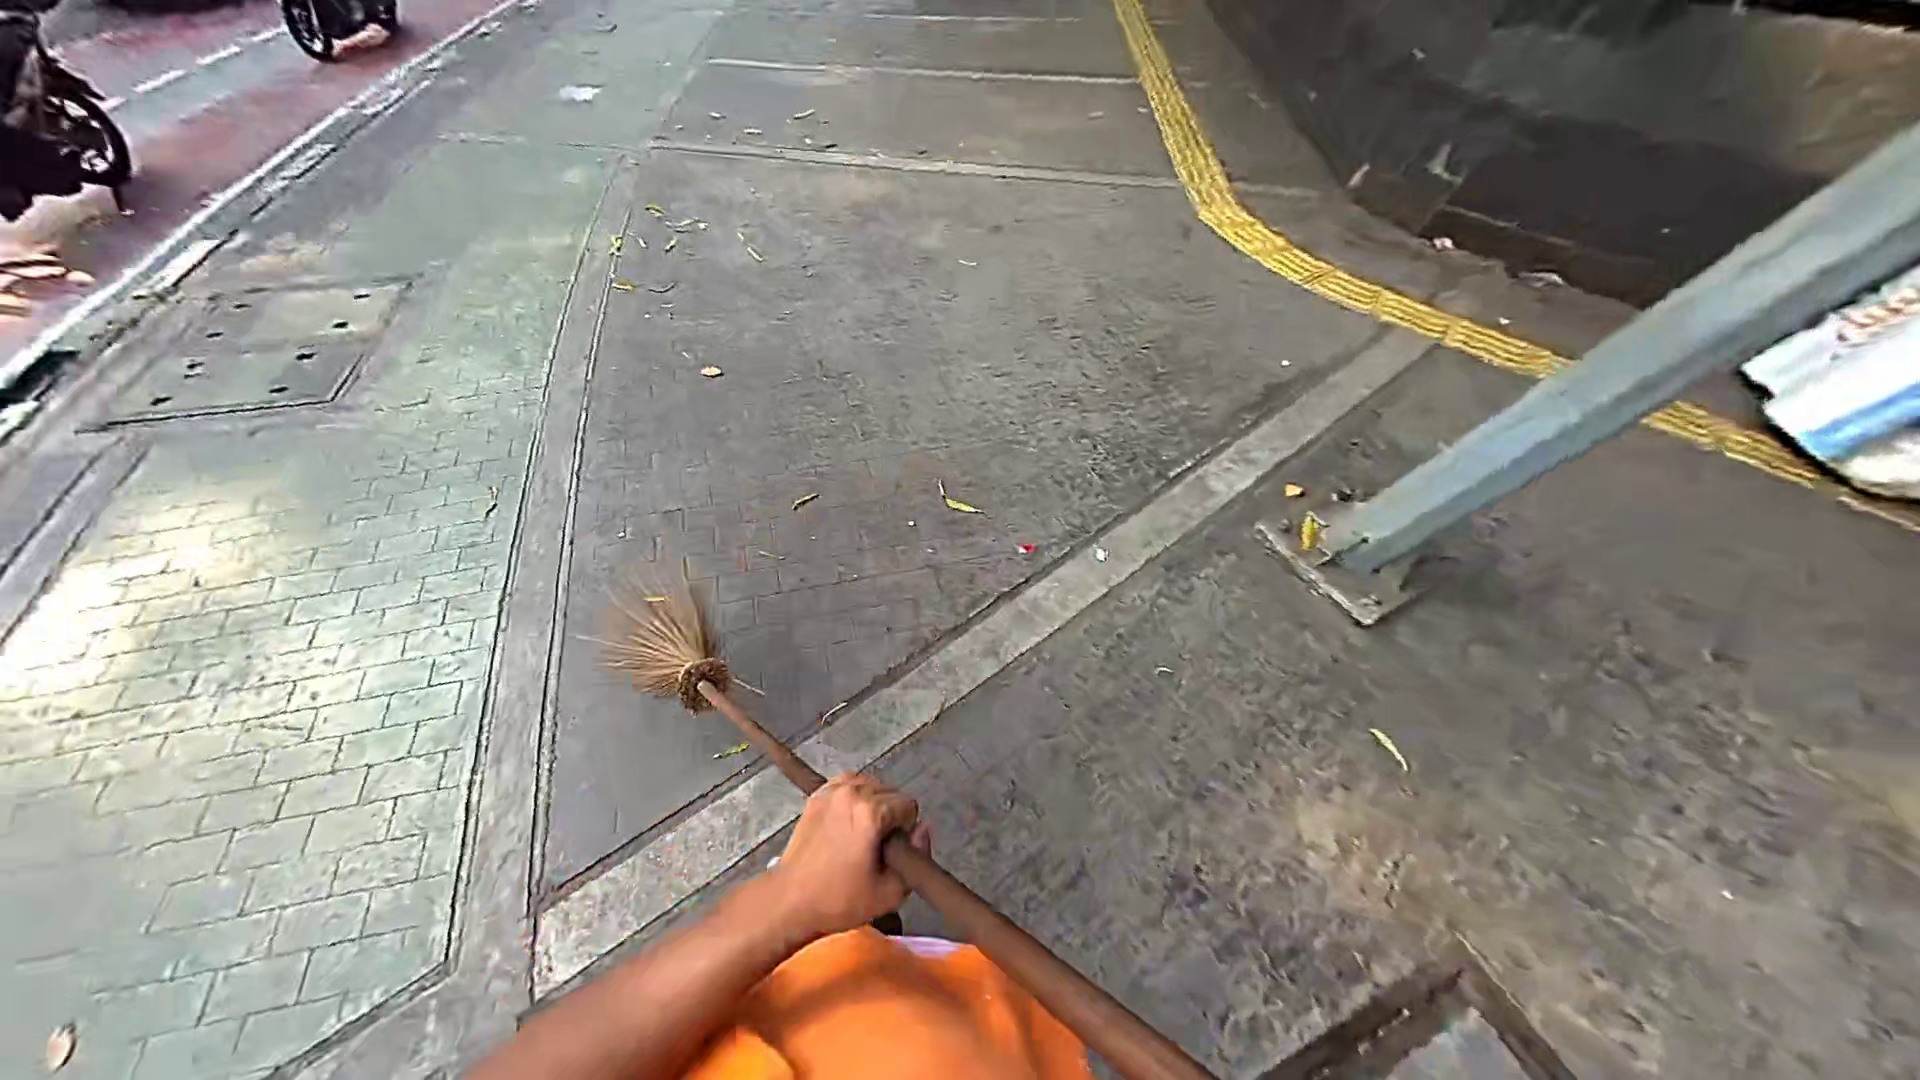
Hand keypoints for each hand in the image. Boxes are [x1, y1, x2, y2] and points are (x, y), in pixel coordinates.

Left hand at [767, 773, 931, 938]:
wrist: (790, 901)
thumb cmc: (839, 901)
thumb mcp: (891, 892)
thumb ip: (918, 856)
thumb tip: (924, 828)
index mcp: (871, 813)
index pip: (908, 804)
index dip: (907, 829)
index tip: (893, 850)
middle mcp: (852, 793)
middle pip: (890, 792)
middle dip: (891, 815)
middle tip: (877, 846)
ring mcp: (832, 791)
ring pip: (870, 785)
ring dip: (873, 803)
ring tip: (862, 833)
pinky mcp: (817, 795)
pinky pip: (848, 784)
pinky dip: (853, 796)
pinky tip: (848, 821)